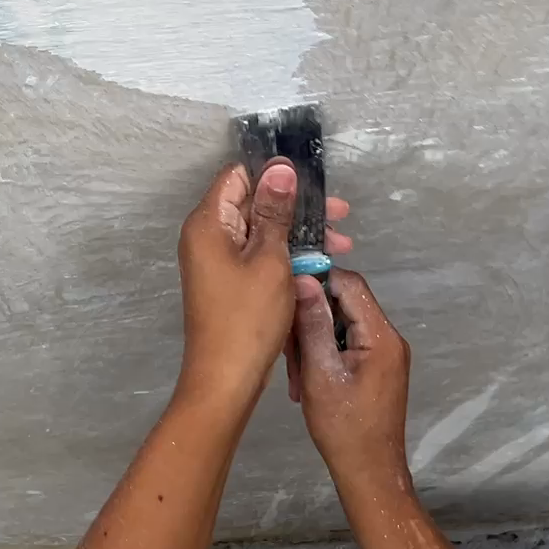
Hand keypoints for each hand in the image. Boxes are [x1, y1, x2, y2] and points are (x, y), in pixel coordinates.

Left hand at [177, 160, 352, 405]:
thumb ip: (275, 212)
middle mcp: (207, 235)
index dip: (274, 175)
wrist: (226, 380)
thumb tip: (280, 167)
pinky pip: (258, 253)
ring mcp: (217, 259)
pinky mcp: (229, 279)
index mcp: (208, 223)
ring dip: (298, 233)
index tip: (312, 182)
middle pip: (252, 202)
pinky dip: (286, 254)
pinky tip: (321, 262)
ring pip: (260, 230)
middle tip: (340, 214)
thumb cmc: (248, 318)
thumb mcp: (269, 259)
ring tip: (340, 243)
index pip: (238, 176)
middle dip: (295, 206)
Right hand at [287, 269, 413, 490]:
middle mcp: (388, 338)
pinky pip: (345, 343)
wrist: (369, 475)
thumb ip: (313, 324)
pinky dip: (322, 354)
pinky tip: (305, 378)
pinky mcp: (376, 367)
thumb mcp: (320, 372)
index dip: (316, 280)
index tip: (285, 292)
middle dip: (310, 318)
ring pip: (341, 324)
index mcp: (381, 335)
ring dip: (312, 340)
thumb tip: (303, 279)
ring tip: (295, 371)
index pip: (349, 283)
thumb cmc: (343, 426)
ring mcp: (384, 353)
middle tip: (286, 346)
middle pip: (344, 303)